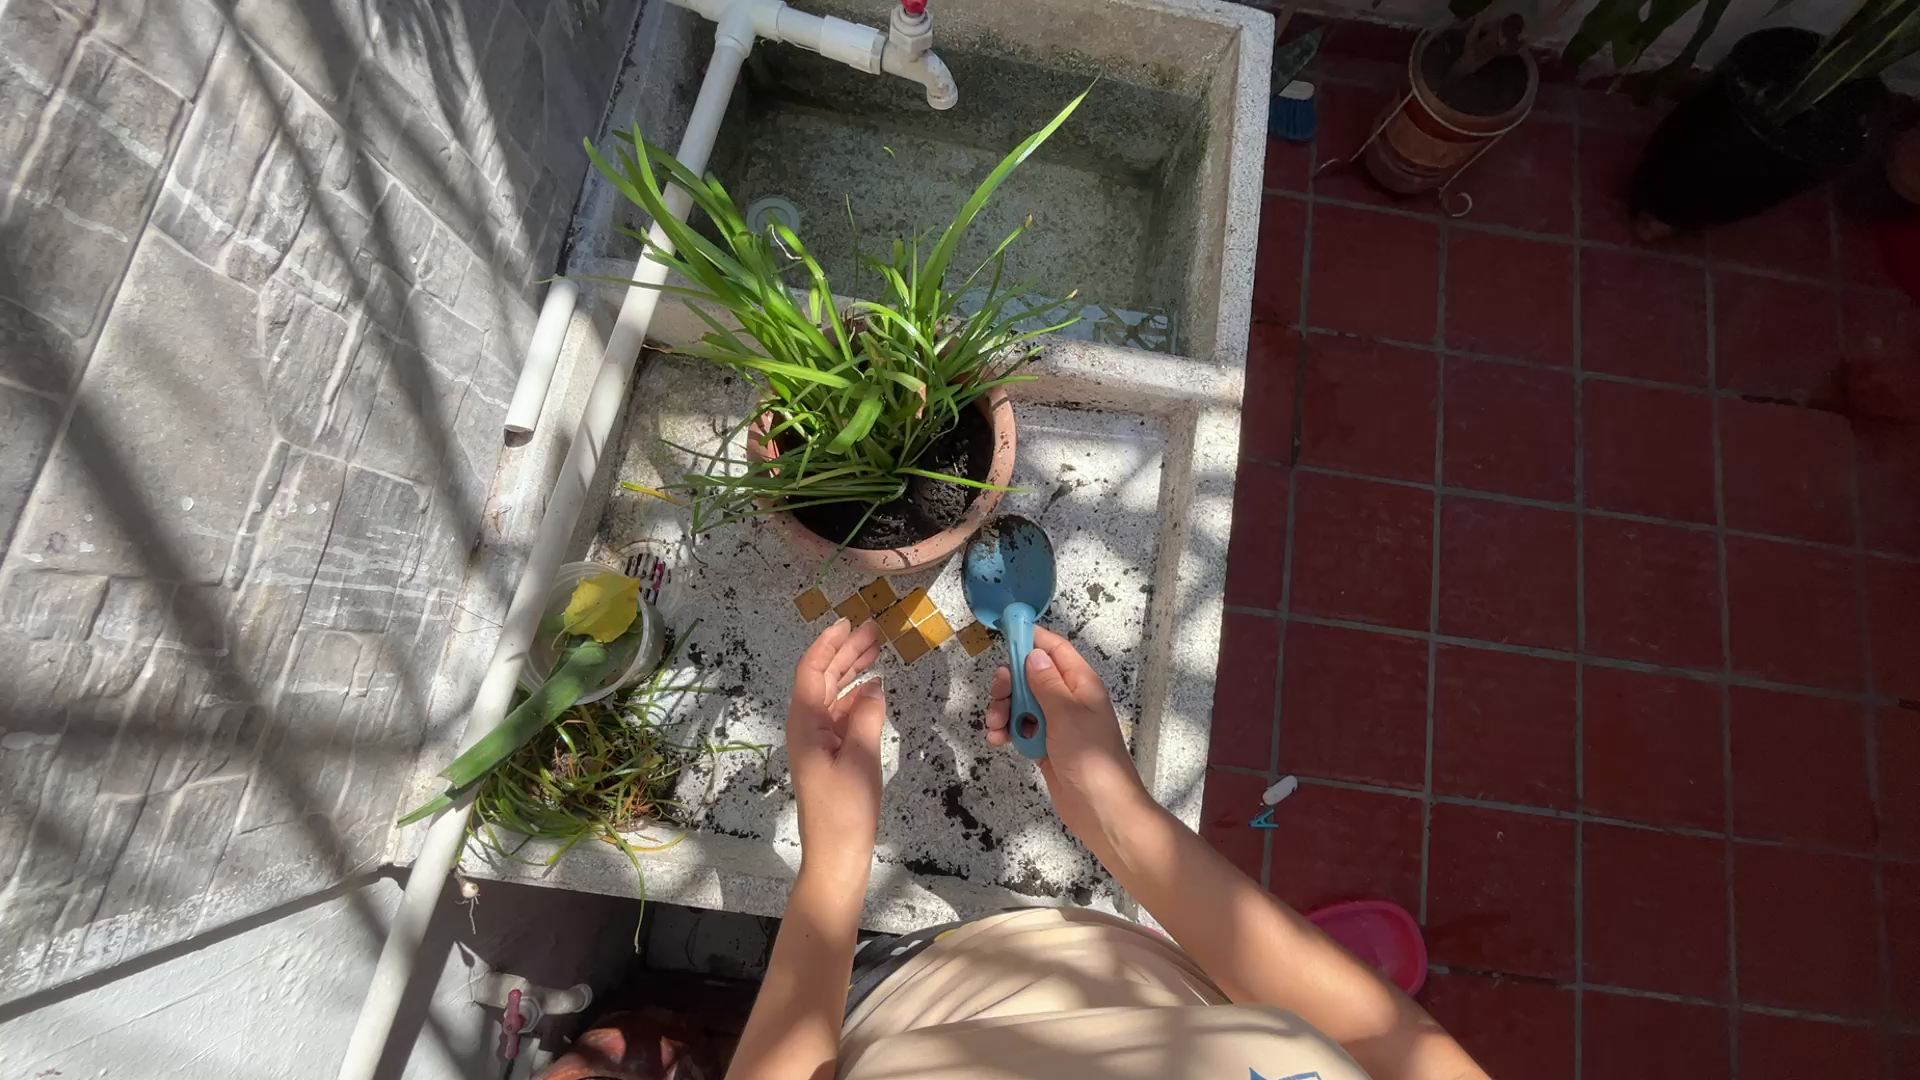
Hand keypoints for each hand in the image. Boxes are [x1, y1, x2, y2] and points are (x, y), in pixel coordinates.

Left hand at [787, 618, 886, 887]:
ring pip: (834, 692)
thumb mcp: (860, 759)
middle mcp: (808, 725)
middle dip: (846, 651)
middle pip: (824, 677)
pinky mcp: (831, 752)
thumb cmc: (845, 809)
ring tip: (877, 648)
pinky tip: (875, 686)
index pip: (812, 671)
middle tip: (874, 629)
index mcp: (805, 723)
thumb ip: (868, 716)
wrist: (836, 855)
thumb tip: (875, 685)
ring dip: (853, 669)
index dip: (828, 643)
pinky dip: (858, 695)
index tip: (847, 622)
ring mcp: (819, 739)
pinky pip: (843, 713)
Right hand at [984, 626, 1152, 850]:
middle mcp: (1068, 698)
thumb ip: (1046, 682)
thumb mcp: (1066, 714)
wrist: (1101, 811)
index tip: (1006, 633)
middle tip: (999, 697)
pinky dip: (1008, 731)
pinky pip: (1020, 727)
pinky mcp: (1044, 744)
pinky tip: (999, 740)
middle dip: (1010, 683)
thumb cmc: (1090, 759)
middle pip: (1031, 675)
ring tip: (997, 728)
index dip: (1032, 638)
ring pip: (1021, 702)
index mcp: (1081, 684)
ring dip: (1004, 710)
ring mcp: (1056, 722)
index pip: (1056, 649)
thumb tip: (1034, 653)